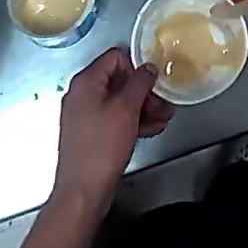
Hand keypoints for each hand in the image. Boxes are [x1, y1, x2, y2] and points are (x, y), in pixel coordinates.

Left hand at [53, 47, 172, 208]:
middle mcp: (83, 94)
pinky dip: (134, 120)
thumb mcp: (127, 109)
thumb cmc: (103, 145)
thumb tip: (149, 67)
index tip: (152, 82)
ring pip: (120, 100)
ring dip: (144, 107)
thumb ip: (140, 82)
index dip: (136, 67)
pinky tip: (153, 128)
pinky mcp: (92, 132)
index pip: (115, 57)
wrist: (83, 189)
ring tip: (164, 118)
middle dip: (144, 91)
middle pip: (119, 79)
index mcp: (87, 82)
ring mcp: (86, 114)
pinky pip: (116, 117)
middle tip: (163, 103)